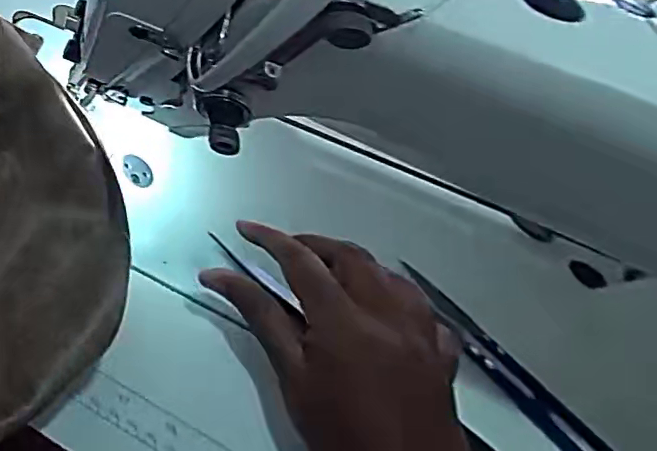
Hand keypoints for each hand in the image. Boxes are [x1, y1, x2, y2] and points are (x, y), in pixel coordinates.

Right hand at [201, 221, 465, 450]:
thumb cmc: (344, 433)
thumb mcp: (290, 372)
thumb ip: (258, 314)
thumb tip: (219, 277)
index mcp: (345, 323)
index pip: (301, 259)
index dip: (269, 238)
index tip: (247, 230)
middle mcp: (389, 324)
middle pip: (352, 259)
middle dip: (312, 244)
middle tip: (282, 246)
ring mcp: (421, 343)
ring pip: (393, 279)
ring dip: (357, 265)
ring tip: (329, 268)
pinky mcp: (441, 364)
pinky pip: (427, 316)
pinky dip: (399, 298)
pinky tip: (384, 306)